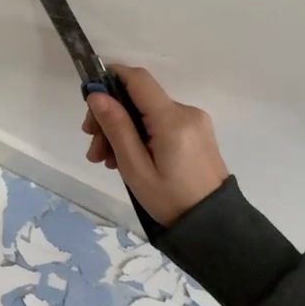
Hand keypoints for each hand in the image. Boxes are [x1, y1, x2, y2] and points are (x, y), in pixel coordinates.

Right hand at [81, 64, 227, 225]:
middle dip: (110, 116)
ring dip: (122, 129)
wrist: (215, 227)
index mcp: (172, 119)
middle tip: (93, 145)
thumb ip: (116, 127)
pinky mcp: (196, 132)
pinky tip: (127, 158)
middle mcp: (186, 112)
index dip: (109, 77)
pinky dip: (139, 134)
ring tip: (106, 160)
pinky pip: (159, 122)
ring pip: (145, 112)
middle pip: (137, 98)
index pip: (137, 78)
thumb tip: (96, 94)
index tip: (89, 98)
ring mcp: (194, 122)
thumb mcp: (136, 168)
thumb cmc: (171, 200)